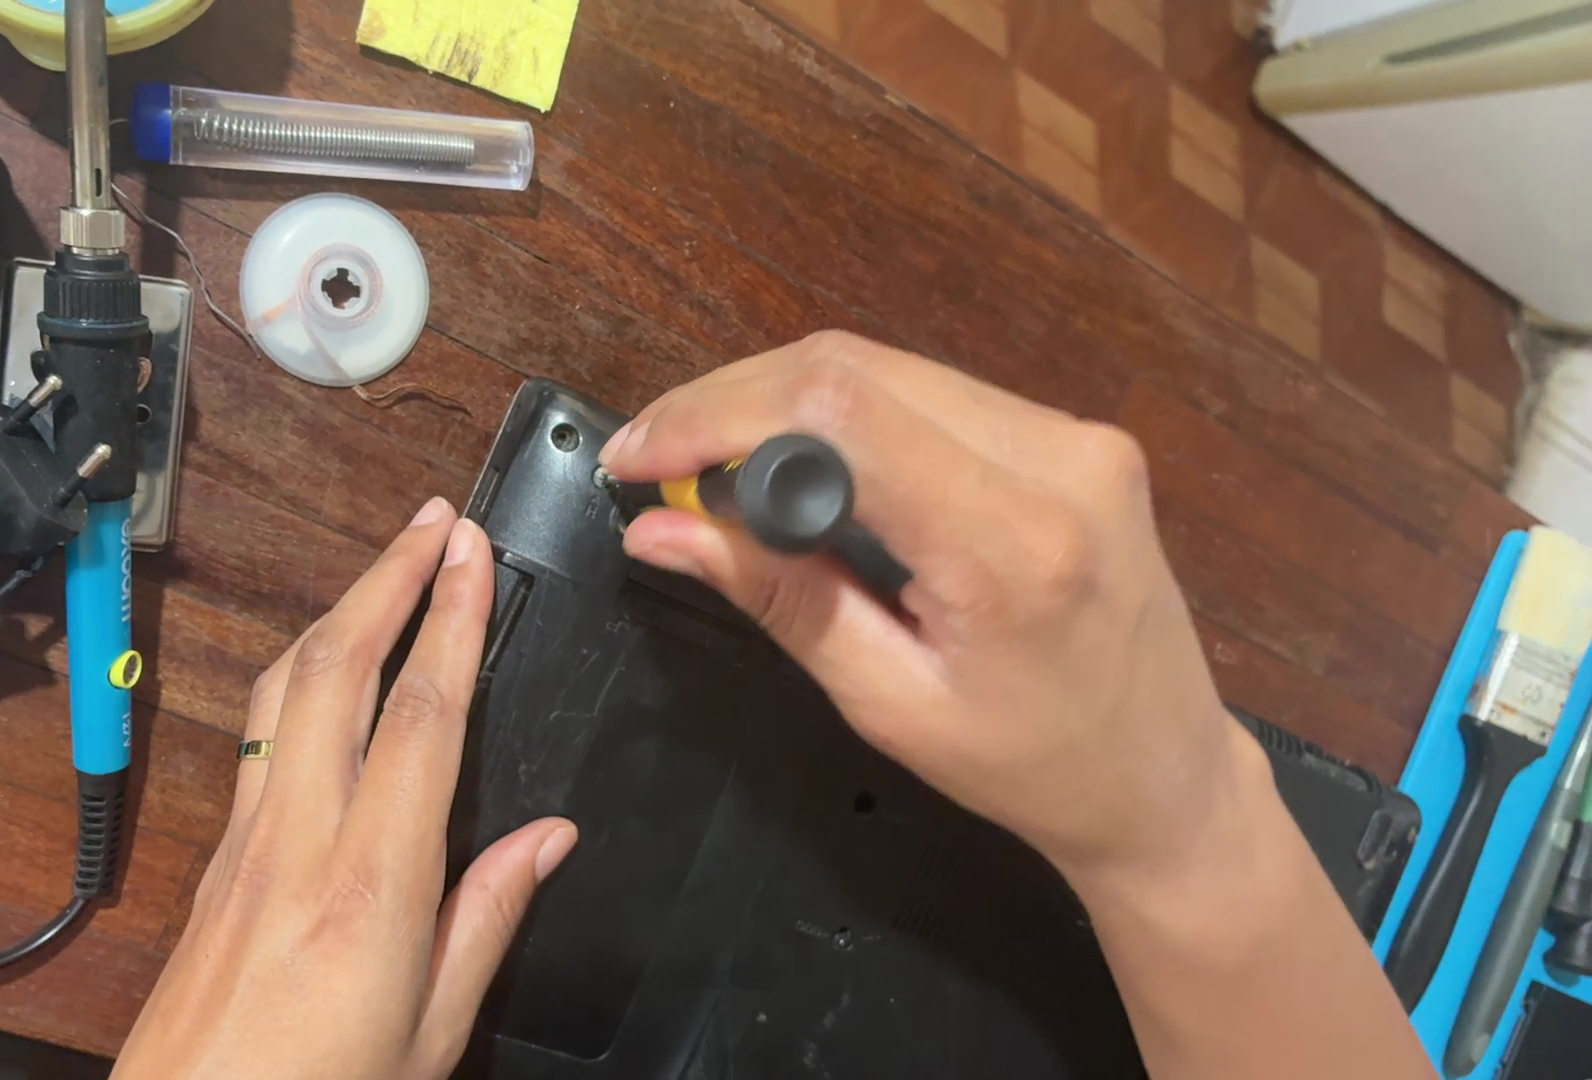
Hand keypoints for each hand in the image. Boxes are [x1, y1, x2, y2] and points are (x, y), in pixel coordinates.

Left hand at [114, 499, 577, 1079]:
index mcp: (371, 886)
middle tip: (437, 522)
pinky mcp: (221, 848)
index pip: (420, 718)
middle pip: (339, 670)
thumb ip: (491, 915)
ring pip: (290, 684)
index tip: (474, 556)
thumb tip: (553, 833)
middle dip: (392, 579)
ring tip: (396, 561)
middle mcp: (299, 840)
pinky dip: (309, 659)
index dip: (453, 622)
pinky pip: (265, 725)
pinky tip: (338, 646)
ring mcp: (247, 837)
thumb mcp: (433, 1030)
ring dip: (347, 605)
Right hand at [600, 332, 1261, 886]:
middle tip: (655, 455)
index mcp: (1009, 541)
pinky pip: (917, 389)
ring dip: (770, 400)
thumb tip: (661, 531)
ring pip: (878, 367)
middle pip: (848, 368)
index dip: (714, 415)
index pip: (837, 413)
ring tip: (704, 458)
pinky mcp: (1064, 429)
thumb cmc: (1027, 766)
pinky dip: (829, 411)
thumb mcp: (884, 700)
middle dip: (726, 401)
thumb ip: (774, 597)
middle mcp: (1054, 454)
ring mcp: (1070, 430)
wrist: (1165, 774)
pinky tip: (787, 455)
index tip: (637, 456)